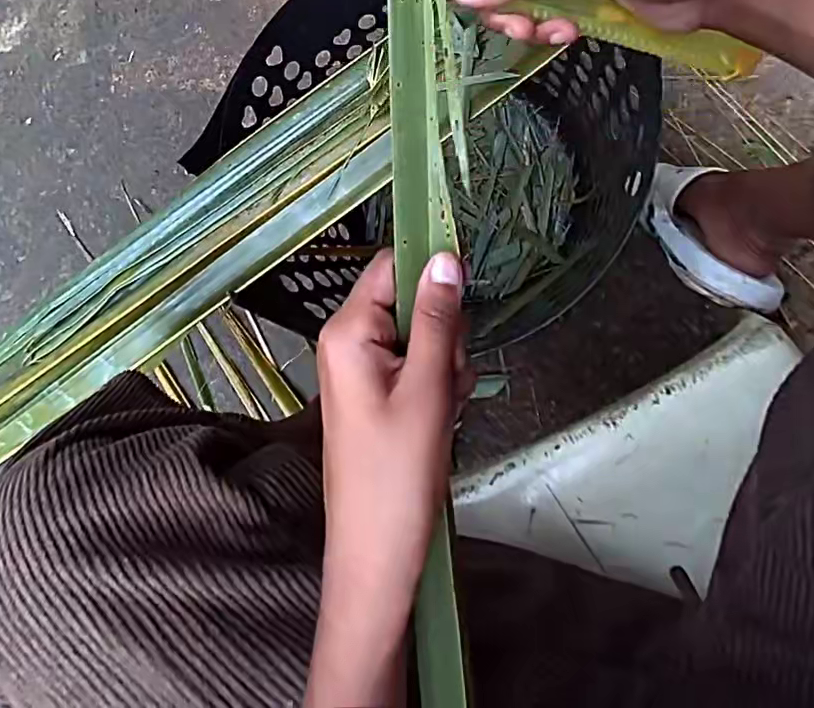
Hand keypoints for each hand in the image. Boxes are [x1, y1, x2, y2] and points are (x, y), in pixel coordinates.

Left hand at [306, 249, 468, 705]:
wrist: (378, 556)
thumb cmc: (397, 474)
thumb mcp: (426, 389)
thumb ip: (437, 319)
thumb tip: (446, 257)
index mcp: (348, 331)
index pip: (389, 267)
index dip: (429, 269)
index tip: (466, 288)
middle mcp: (348, 341)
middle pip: (409, 301)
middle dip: (441, 331)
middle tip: (448, 376)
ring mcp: (362, 367)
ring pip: (420, 335)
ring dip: (444, 362)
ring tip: (444, 405)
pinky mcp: (377, 391)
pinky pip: (415, 364)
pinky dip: (436, 383)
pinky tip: (442, 416)